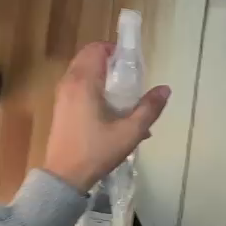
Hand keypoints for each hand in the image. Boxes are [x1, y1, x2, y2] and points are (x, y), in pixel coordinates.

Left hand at [41, 41, 170, 192]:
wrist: (64, 176)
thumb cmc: (96, 151)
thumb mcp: (129, 132)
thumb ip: (149, 109)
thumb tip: (165, 89)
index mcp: (83, 82)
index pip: (96, 49)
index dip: (115, 50)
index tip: (132, 65)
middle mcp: (69, 83)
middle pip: (88, 58)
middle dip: (110, 63)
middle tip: (129, 80)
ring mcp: (61, 96)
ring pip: (82, 73)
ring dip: (101, 76)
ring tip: (121, 97)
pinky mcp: (60, 109)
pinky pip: (77, 86)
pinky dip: (92, 88)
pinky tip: (108, 112)